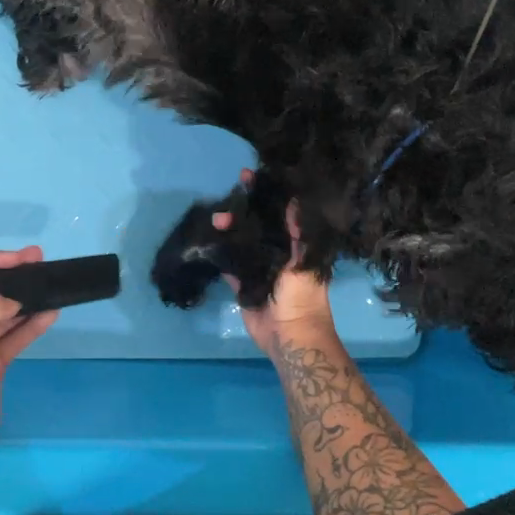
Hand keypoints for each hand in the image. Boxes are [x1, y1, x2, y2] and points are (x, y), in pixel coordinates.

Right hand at [214, 169, 335, 355]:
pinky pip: (230, 266)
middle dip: (242, 214)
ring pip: (241, 244)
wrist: (288, 336)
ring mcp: (259, 270)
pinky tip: (209, 240)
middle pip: (257, 228)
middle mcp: (277, 255)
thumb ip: (299, 233)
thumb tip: (294, 200)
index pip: (280, 215)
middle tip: (226, 204)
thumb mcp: (305, 261)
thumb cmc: (302, 297)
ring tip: (216, 220)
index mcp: (296, 247)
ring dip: (229, 232)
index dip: (266, 197)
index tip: (249, 179)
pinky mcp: (243, 286)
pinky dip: (220, 254)